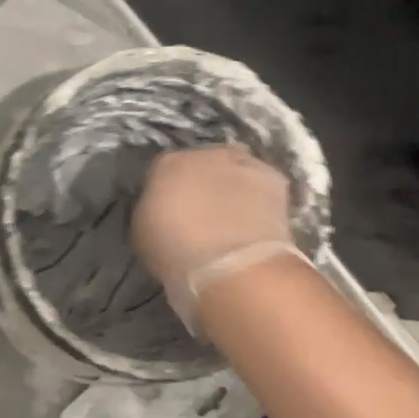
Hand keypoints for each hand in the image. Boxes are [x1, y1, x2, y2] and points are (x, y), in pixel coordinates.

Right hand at [132, 147, 302, 327]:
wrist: (229, 263)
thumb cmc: (175, 252)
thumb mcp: (143, 232)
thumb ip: (152, 210)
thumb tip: (162, 208)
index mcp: (167, 164)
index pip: (163, 169)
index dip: (167, 190)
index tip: (169, 211)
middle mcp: (204, 154)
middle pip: (202, 163)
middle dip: (202, 182)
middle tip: (203, 213)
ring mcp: (242, 163)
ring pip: (235, 170)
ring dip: (233, 186)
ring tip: (233, 217)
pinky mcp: (274, 179)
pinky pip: (261, 184)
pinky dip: (258, 197)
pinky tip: (256, 220)